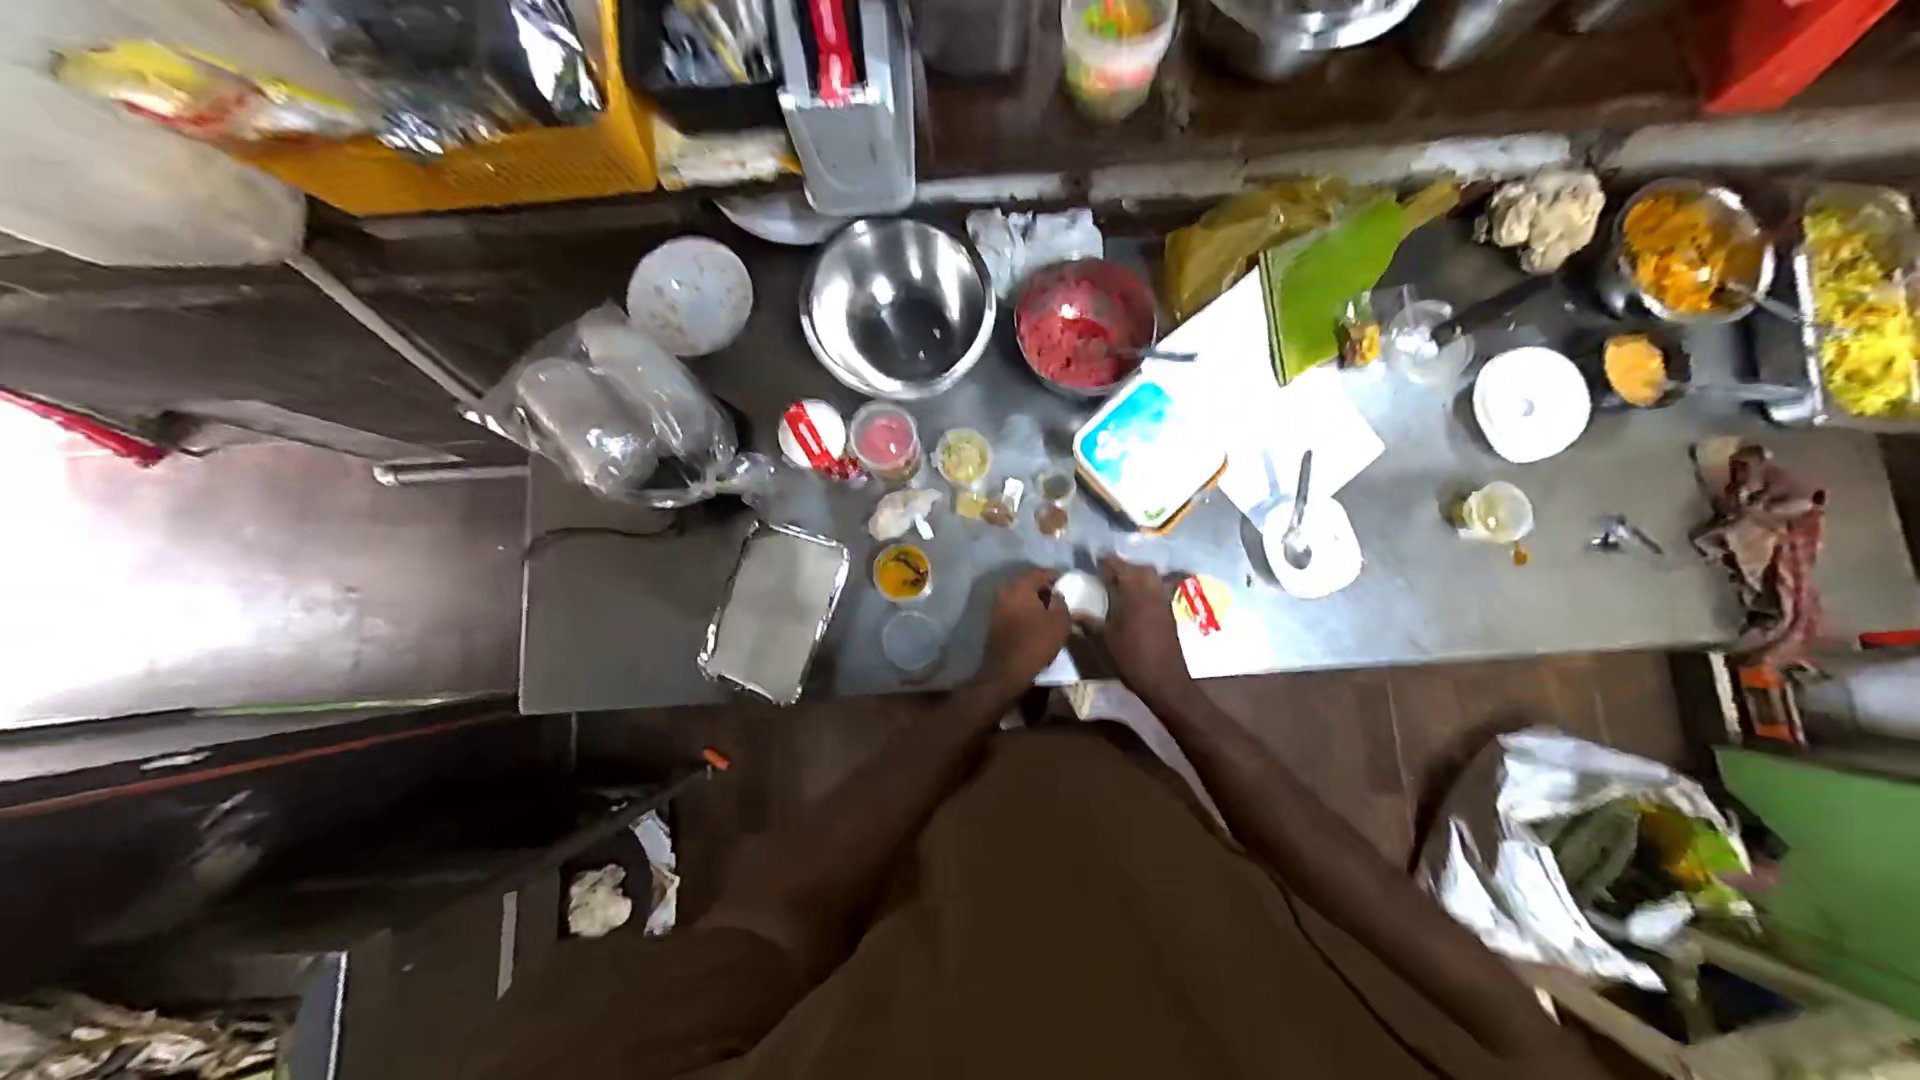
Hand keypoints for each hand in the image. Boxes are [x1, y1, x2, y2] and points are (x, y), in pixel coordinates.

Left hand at [972, 567, 1069, 699]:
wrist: (1006, 670)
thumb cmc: (1036, 642)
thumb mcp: (1059, 622)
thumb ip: (1060, 603)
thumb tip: (1056, 594)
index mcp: (1020, 588)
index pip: (1039, 573)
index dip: (1054, 576)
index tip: (1065, 581)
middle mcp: (1005, 592)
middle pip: (1026, 582)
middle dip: (1042, 586)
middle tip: (1057, 595)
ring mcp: (997, 607)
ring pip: (1018, 596)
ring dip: (1033, 599)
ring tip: (1048, 608)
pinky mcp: (994, 621)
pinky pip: (1013, 608)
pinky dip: (1024, 609)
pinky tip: (1035, 619)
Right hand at [1099, 555, 1193, 703]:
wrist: (1164, 679)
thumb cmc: (1131, 656)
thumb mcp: (1105, 638)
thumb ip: (1088, 621)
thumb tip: (1071, 612)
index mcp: (1133, 591)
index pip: (1118, 567)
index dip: (1106, 561)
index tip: (1094, 557)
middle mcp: (1151, 589)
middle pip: (1139, 568)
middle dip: (1124, 565)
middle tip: (1107, 570)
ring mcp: (1163, 600)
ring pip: (1151, 577)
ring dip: (1137, 574)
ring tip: (1120, 582)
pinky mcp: (1169, 612)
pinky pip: (1157, 589)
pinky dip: (1145, 587)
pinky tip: (1133, 598)